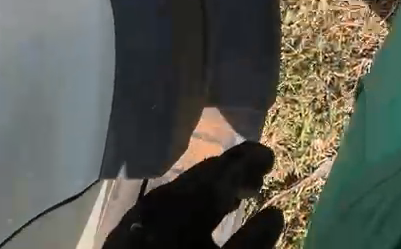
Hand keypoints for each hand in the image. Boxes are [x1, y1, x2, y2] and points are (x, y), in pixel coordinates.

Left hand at [102, 141, 284, 248]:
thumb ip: (249, 245)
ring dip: (214, 190)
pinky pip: (168, 207)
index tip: (271, 160)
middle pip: (203, 176)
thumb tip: (275, 215)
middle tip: (259, 180)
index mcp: (184, 206)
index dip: (250, 160)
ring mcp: (139, 220)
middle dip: (233, 173)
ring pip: (185, 191)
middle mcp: (160, 203)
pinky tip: (201, 222)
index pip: (225, 169)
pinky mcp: (125, 239)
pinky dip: (192, 206)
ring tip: (236, 199)